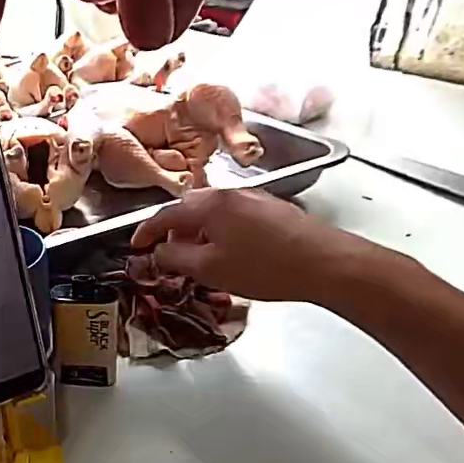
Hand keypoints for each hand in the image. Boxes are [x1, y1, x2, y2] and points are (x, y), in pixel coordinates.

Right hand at [129, 187, 397, 304]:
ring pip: (212, 211)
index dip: (145, 232)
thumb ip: (174, 258)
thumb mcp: (208, 269)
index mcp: (210, 204)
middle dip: (171, 228)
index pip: (165, 213)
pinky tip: (223, 252)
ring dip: (196, 231)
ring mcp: (254, 199)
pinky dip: (217, 231)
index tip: (135, 246)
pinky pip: (232, 216)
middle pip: (189, 207)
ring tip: (193, 256)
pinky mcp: (272, 210)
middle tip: (163, 251)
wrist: (328, 265)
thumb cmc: (265, 267)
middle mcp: (231, 193)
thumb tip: (158, 252)